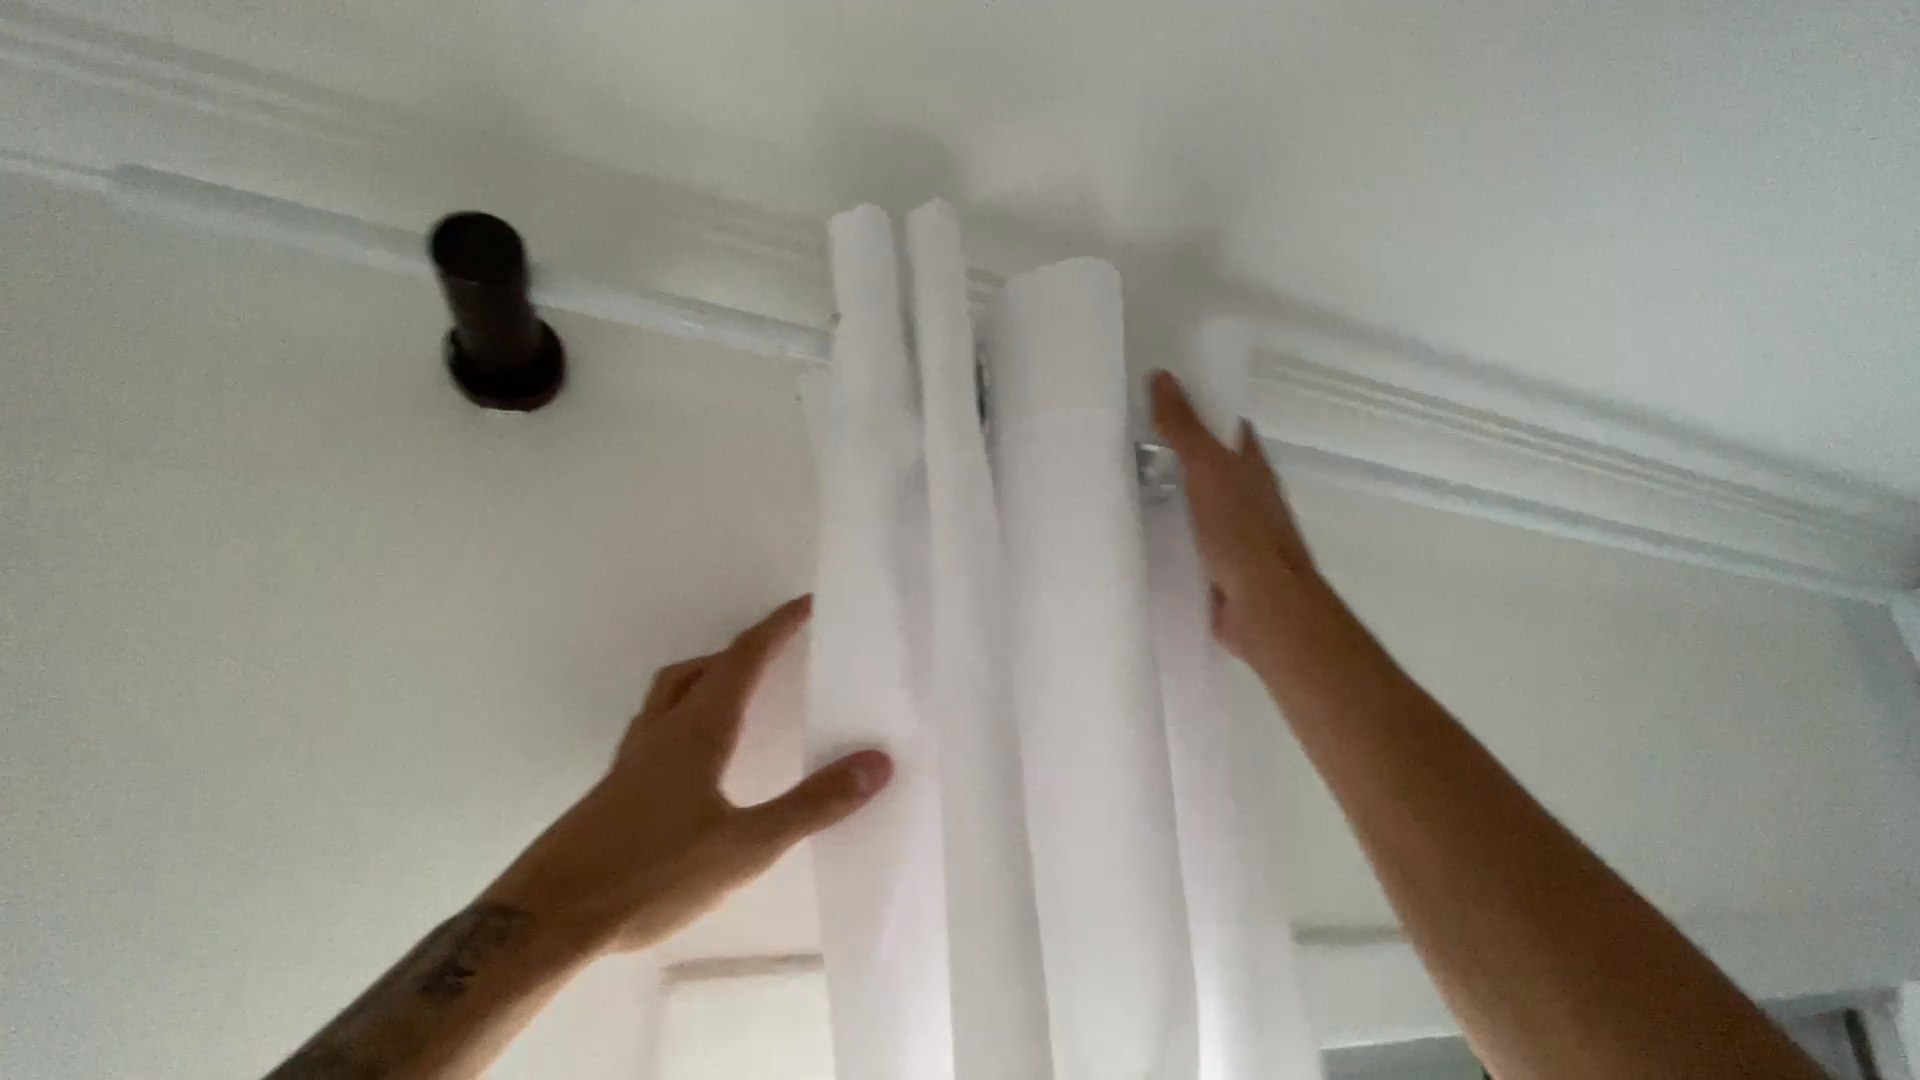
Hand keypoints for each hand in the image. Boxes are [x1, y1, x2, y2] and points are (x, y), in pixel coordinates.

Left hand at [481, 596, 891, 952]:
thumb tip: (877, 762)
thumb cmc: (651, 873)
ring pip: (672, 695)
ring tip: (742, 697)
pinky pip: (657, 727)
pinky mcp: (615, 790)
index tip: (807, 604)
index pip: (743, 658)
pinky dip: (686, 715)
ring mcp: (632, 760)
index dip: (777, 627)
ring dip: (708, 678)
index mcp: (697, 729)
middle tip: (780, 654)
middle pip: (701, 668)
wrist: (548, 918)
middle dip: (743, 651)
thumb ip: (812, 804)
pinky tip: (697, 761)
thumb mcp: (746, 846)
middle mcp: (662, 731)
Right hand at [1151, 370, 1322, 655]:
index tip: (1159, 403)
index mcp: (1251, 466)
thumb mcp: (1207, 469)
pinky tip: (1141, 535)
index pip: (1227, 427)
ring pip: (1199, 505)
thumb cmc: (1240, 531)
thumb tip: (1162, 375)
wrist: (1263, 605)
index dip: (1200, 410)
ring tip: (1126, 487)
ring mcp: (1235, 535)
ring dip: (1172, 497)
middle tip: (1128, 445)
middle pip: (1211, 466)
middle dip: (1178, 456)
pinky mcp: (1220, 568)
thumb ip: (1184, 427)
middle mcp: (1248, 496)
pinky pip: (1190, 541)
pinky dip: (1170, 534)